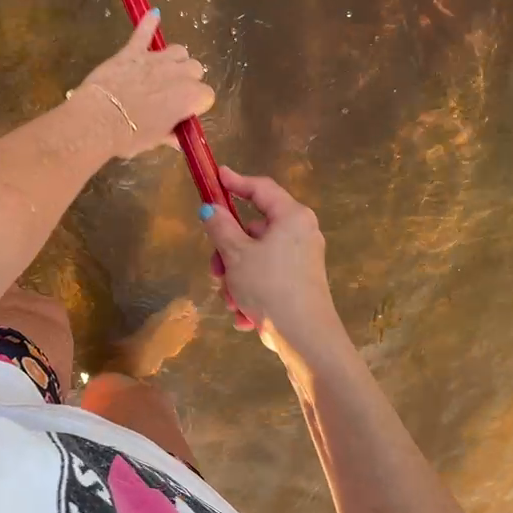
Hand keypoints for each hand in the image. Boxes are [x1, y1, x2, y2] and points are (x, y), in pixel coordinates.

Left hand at [70, 8, 214, 159]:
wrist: (98, 121)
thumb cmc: (129, 136)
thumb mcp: (155, 141)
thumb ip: (170, 134)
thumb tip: (178, 140)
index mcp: (191, 97)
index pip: (206, 96)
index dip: (194, 105)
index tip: (181, 114)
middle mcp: (180, 73)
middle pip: (195, 69)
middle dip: (186, 81)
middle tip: (169, 95)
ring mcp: (156, 59)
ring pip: (178, 51)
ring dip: (173, 60)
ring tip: (161, 72)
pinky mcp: (133, 51)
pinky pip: (144, 32)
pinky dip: (148, 23)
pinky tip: (153, 14)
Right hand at [199, 166, 347, 360]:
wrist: (303, 336)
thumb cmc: (269, 285)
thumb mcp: (236, 254)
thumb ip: (220, 227)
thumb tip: (210, 209)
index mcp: (291, 217)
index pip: (261, 189)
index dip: (235, 181)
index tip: (215, 177)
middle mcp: (300, 234)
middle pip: (251, 230)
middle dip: (227, 253)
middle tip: (216, 271)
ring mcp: (301, 261)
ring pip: (253, 259)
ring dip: (235, 279)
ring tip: (233, 301)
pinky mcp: (298, 284)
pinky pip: (264, 279)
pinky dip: (250, 293)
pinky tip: (245, 314)